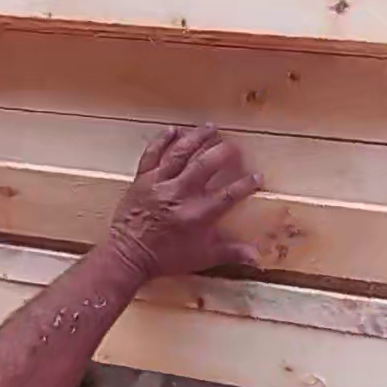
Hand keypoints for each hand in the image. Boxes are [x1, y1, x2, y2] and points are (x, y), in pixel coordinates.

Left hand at [104, 124, 262, 280]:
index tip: (258, 176)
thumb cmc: (166, 258)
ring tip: (211, 128)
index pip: (229, 194)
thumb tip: (257, 257)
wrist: (129, 256)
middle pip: (206, 165)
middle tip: (234, 146)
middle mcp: (180, 194)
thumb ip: (230, 253)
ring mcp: (160, 183)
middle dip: (223, 152)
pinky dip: (162, 140)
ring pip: (181, 153)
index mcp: (198, 214)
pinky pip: (152, 154)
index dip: (246, 184)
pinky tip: (174, 129)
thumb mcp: (201, 258)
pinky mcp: (142, 179)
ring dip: (197, 138)